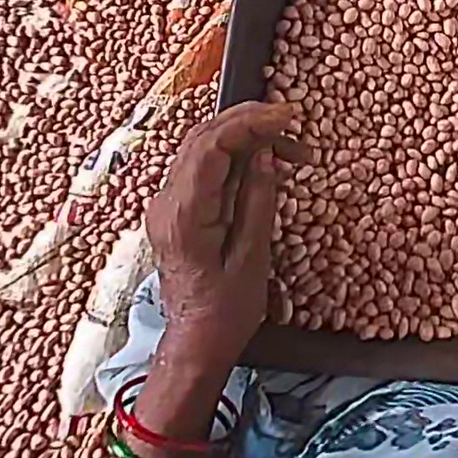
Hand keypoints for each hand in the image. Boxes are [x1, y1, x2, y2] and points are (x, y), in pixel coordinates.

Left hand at [145, 101, 300, 372]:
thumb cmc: (226, 310)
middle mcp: (167, 201)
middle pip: (202, 137)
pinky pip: (204, 165)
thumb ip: (257, 199)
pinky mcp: (178, 207)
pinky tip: (264, 158)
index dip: (249, 122)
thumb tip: (265, 153)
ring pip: (202, 145)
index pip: (210, 146)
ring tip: (287, 142)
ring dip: (244, 134)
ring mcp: (168, 203)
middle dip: (248, 120)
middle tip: (291, 119)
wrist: (195, 341)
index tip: (287, 117)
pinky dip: (235, 152)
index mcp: (184, 215)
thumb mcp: (252, 257)